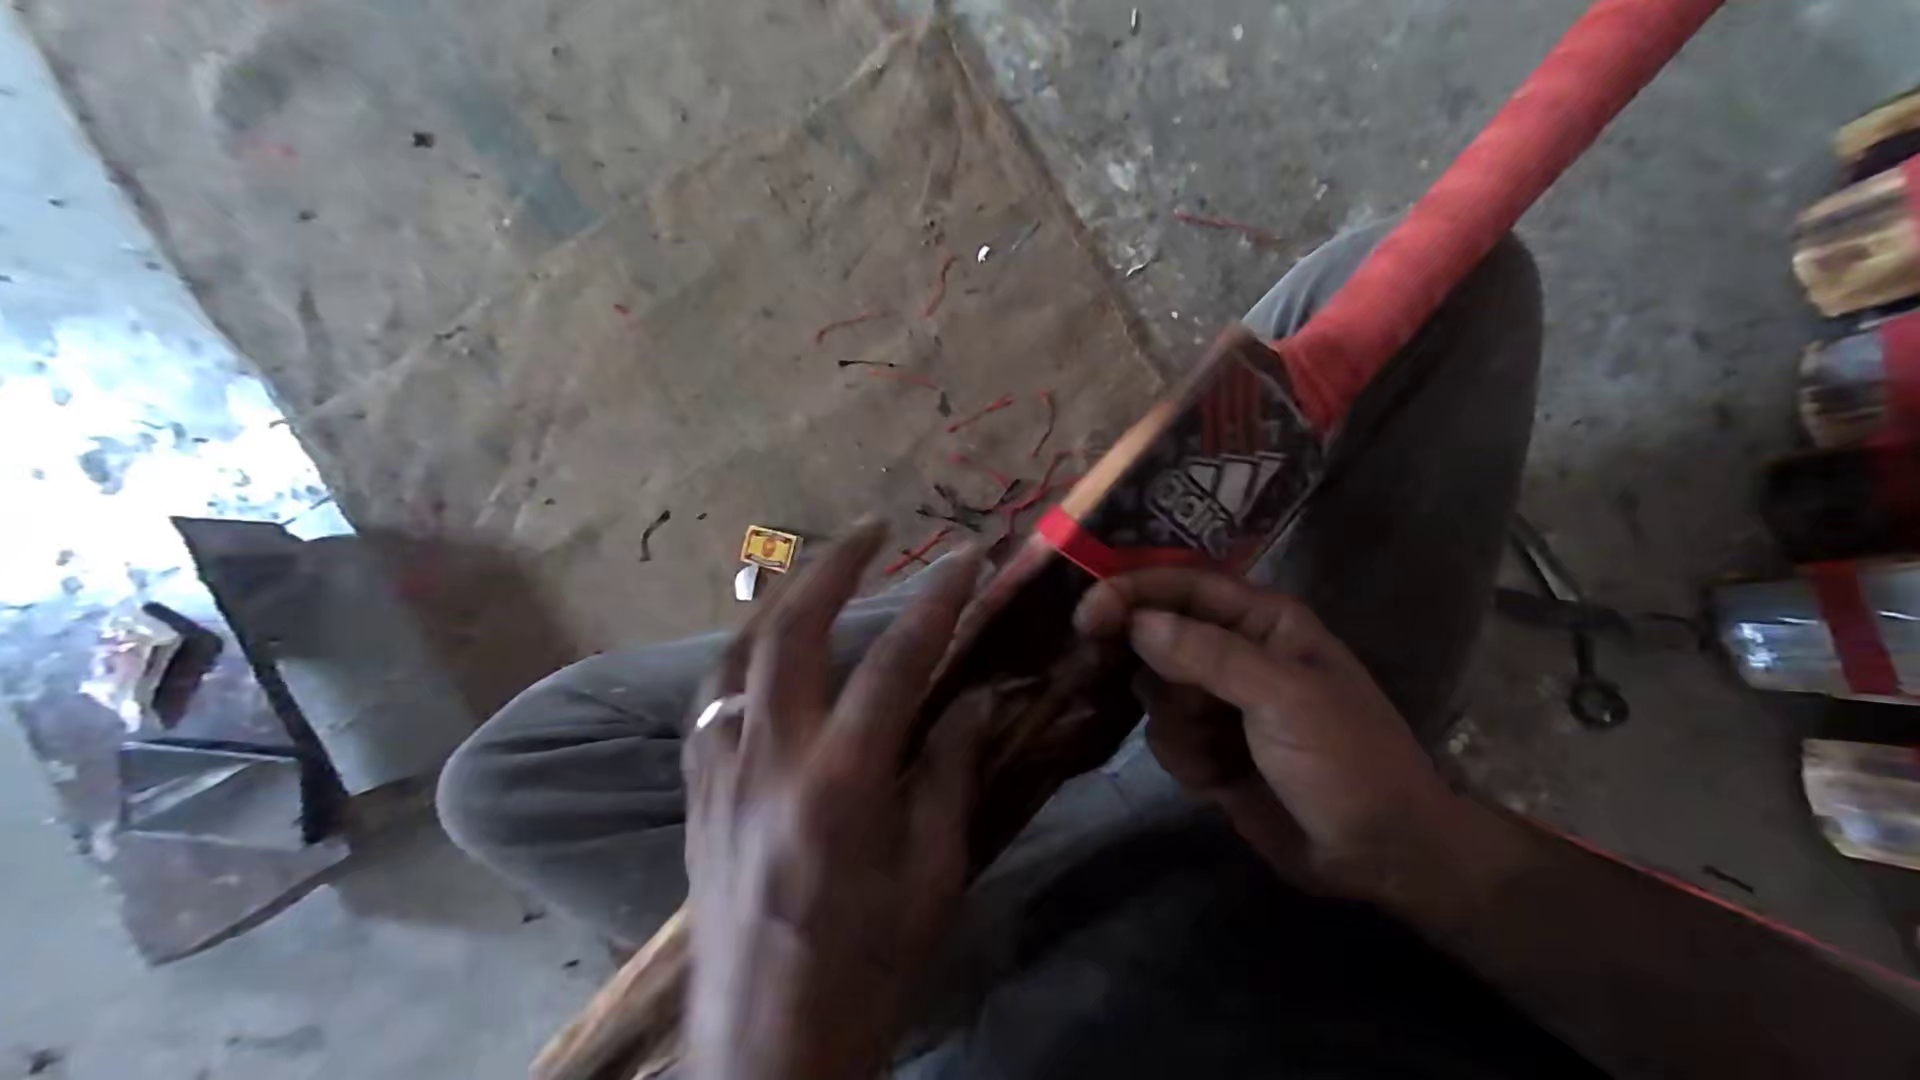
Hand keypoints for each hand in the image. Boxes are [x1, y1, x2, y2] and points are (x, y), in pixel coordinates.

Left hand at [681, 521, 989, 1079]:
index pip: (898, 663)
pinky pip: (712, 697)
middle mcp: (770, 761)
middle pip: (793, 631)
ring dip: (782, 597)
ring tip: (818, 566)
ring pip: (737, 653)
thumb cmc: (868, 969)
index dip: (939, 601)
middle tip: (874, 528)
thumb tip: (972, 698)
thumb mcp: (933, 874)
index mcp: (841, 786)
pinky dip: (743, 652)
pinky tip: (765, 642)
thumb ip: (948, 772)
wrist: (767, 1050)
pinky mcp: (697, 792)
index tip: (968, 558)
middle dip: (835, 565)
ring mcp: (720, 772)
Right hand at [1074, 568, 1475, 906]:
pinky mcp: (1205, 744)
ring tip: (1214, 749)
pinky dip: (1182, 755)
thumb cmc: (1348, 761)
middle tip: (1108, 673)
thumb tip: (1137, 622)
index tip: (1088, 612)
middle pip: (1156, 632)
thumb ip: (1209, 655)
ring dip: (1173, 721)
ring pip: (1152, 688)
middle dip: (1142, 660)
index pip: (1184, 586)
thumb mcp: (1286, 699)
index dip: (1133, 591)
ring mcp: (1217, 700)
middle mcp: (1233, 651)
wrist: (1378, 859)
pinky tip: (1216, 778)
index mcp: (1262, 621)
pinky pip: (1162, 734)